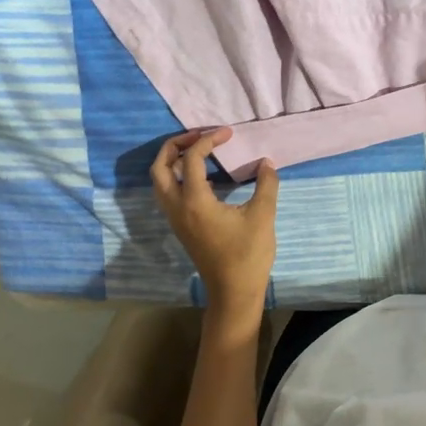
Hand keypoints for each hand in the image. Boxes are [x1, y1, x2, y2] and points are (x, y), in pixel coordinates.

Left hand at [150, 127, 279, 313]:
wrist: (234, 292)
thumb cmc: (248, 255)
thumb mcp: (263, 216)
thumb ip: (266, 184)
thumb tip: (266, 163)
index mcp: (195, 201)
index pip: (190, 159)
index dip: (208, 140)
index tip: (228, 133)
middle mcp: (177, 207)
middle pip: (160, 167)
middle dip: (176, 145)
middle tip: (200, 136)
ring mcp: (175, 219)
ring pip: (159, 181)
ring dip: (172, 160)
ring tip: (198, 150)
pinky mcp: (180, 226)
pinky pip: (167, 193)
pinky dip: (176, 176)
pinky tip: (201, 175)